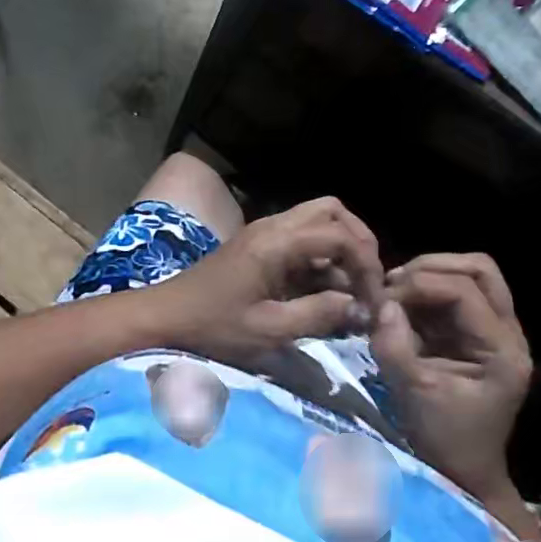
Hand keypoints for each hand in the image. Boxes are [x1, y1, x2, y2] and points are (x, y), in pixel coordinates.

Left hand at [154, 196, 383, 366]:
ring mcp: (264, 233)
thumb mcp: (269, 329)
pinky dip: (321, 258)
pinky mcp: (259, 245)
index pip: (339, 235)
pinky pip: (301, 239)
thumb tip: (361, 308)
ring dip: (340, 250)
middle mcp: (272, 227)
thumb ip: (319, 315)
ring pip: (317, 222)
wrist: (167, 315)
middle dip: (358, 242)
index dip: (366, 265)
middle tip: (367, 283)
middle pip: (331, 211)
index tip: (374, 300)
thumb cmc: (214, 325)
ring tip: (349, 294)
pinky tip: (325, 293)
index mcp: (276, 242)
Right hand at [369, 253, 531, 503]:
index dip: (420, 284)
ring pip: (467, 275)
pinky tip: (399, 305)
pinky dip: (422, 291)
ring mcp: (491, 331)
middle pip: (479, 269)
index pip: (464, 290)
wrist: (462, 471)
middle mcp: (506, 333)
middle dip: (431, 267)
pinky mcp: (471, 333)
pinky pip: (450, 292)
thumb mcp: (413, 392)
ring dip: (427, 275)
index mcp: (502, 349)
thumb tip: (382, 303)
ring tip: (394, 294)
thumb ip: (395, 345)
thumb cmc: (444, 437)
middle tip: (395, 285)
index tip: (384, 300)